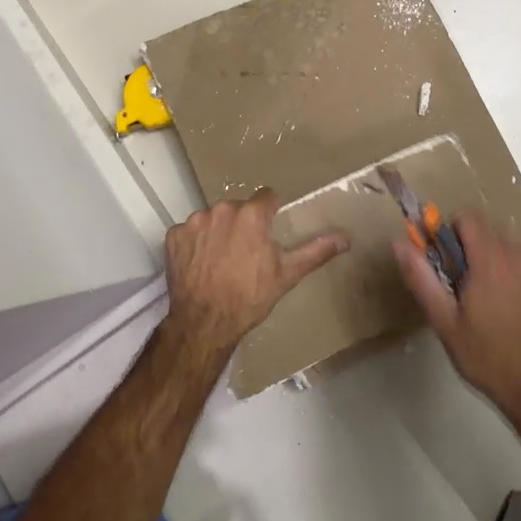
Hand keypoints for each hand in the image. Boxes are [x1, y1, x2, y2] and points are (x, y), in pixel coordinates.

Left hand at [163, 188, 349, 358]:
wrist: (205, 323)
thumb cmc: (250, 297)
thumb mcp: (288, 274)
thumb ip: (316, 250)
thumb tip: (346, 237)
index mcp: (252, 214)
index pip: (267, 197)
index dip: (271, 213)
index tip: (270, 231)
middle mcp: (222, 210)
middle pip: (239, 208)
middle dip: (244, 224)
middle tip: (247, 253)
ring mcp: (195, 222)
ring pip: (214, 218)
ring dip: (219, 232)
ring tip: (222, 261)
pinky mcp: (174, 236)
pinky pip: (189, 231)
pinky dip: (195, 244)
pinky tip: (201, 265)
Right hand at [394, 211, 520, 422]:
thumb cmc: (486, 357)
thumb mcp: (444, 322)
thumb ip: (421, 278)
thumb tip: (400, 243)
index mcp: (490, 261)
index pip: (470, 217)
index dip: (452, 231)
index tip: (446, 258)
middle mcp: (520, 258)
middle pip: (491, 231)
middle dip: (473, 247)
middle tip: (463, 283)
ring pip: (513, 248)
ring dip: (497, 260)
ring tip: (489, 298)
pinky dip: (518, 276)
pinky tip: (514, 309)